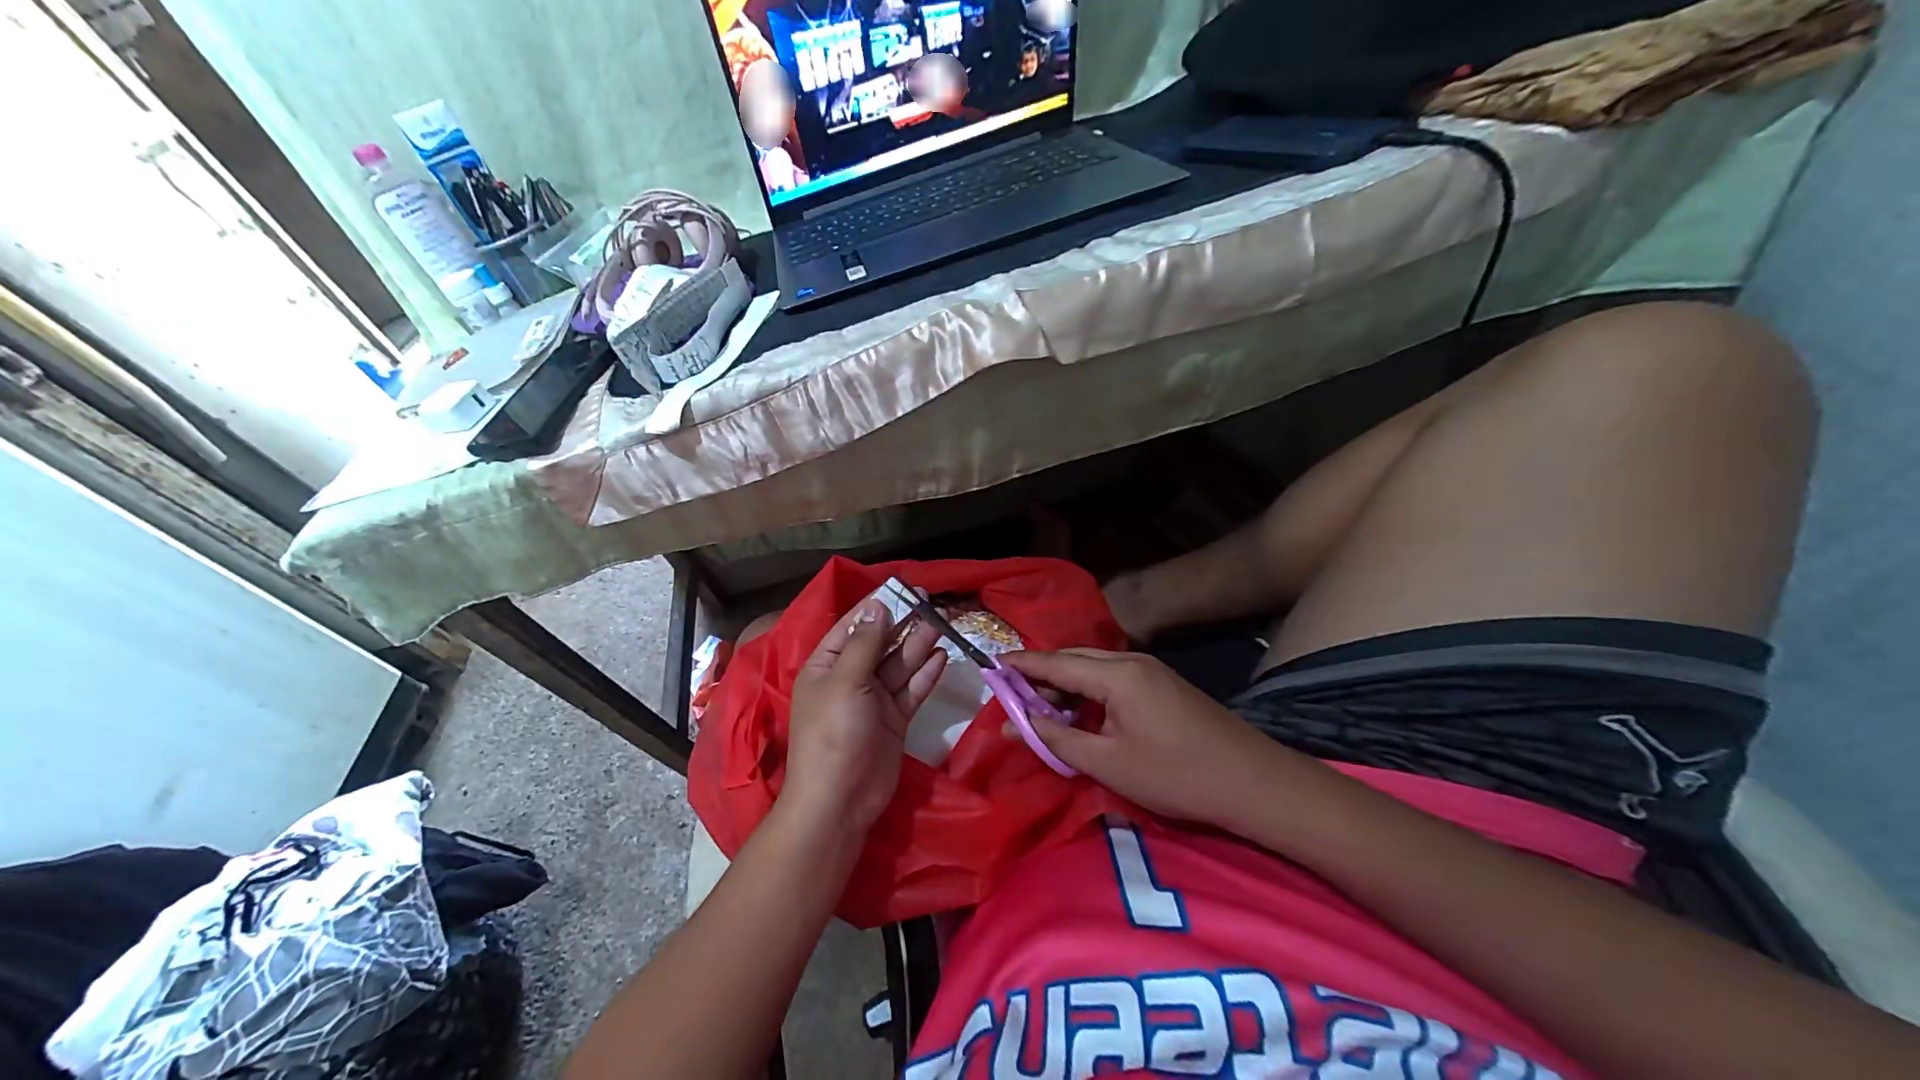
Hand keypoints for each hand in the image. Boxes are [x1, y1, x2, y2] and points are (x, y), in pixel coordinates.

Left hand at [780, 599, 947, 835]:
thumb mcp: (845, 680)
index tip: (903, 586)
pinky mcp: (895, 719)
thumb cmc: (833, 732)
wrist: (840, 799)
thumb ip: (865, 643)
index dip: (877, 605)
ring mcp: (874, 699)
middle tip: (931, 600)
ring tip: (941, 623)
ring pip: (899, 664)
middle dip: (903, 622)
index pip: (852, 625)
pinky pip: (912, 690)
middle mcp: (850, 677)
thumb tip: (877, 606)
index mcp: (826, 664)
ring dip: (918, 644)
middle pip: (880, 643)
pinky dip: (926, 674)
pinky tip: (942, 656)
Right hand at [1002, 649, 1283, 826]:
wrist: (1253, 782)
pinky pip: (1113, 678)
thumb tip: (1015, 726)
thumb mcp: (1108, 763)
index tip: (990, 666)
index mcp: (1117, 674)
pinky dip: (1089, 691)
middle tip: (1013, 698)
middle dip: (1041, 675)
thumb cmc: (1176, 775)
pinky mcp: (1164, 685)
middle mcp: (1132, 661)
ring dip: (1066, 684)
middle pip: (1074, 659)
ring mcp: (1152, 671)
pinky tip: (1082, 715)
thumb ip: (1057, 740)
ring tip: (1042, 711)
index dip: (1021, 666)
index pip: (1055, 663)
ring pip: (1094, 668)